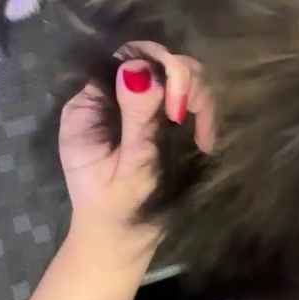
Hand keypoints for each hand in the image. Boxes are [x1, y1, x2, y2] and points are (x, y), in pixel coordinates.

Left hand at [56, 42, 214, 260]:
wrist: (123, 241)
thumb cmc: (117, 209)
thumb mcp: (128, 166)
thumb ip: (135, 117)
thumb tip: (141, 69)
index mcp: (91, 103)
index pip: (126, 58)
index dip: (158, 67)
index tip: (176, 106)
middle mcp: (114, 96)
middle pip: (157, 60)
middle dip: (183, 82)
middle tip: (189, 118)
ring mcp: (140, 105)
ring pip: (180, 75)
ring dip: (198, 98)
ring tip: (203, 135)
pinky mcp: (162, 118)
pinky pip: (188, 97)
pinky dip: (203, 112)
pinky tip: (206, 139)